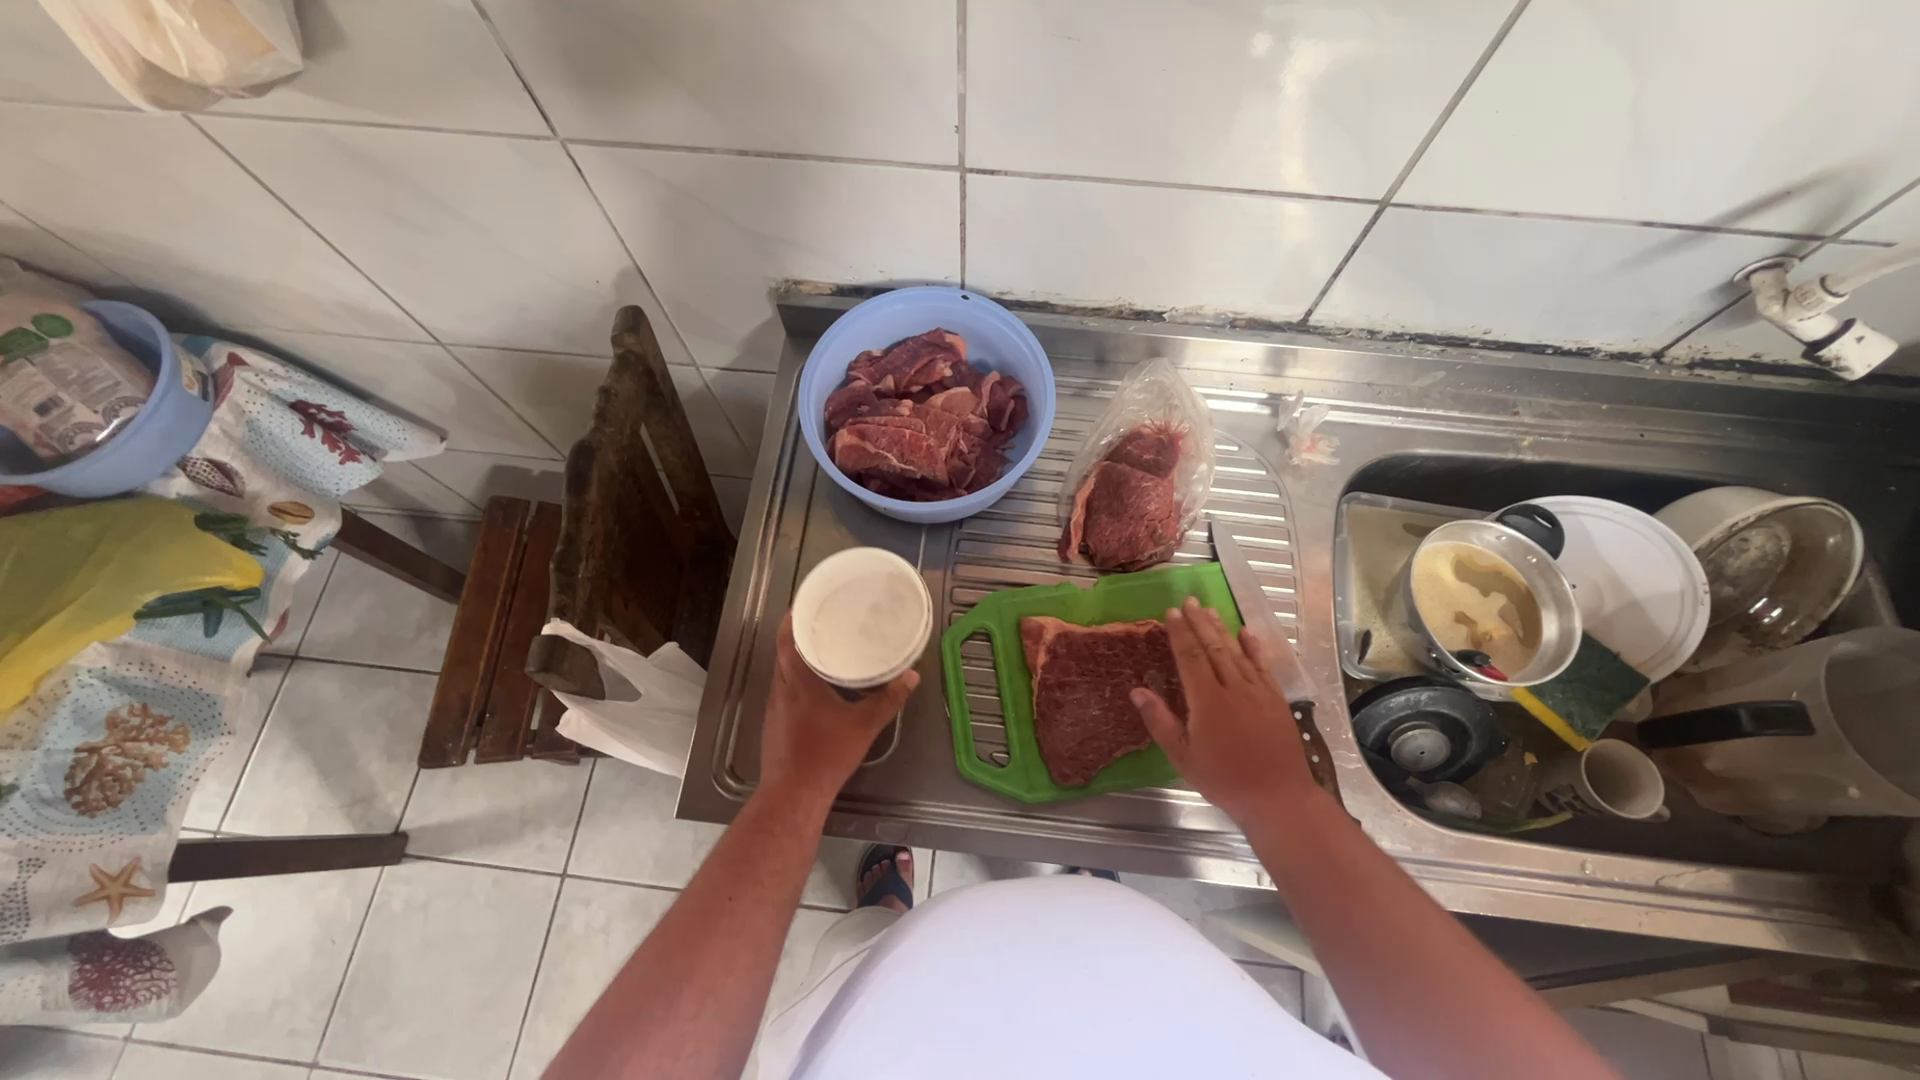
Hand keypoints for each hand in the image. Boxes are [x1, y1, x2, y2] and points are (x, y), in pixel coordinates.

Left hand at [759, 613, 918, 808]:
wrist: (793, 795)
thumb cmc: (826, 755)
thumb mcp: (863, 726)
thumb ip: (888, 700)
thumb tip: (912, 676)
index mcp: (797, 682)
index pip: (787, 640)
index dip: (793, 619)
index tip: (806, 604)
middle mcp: (780, 690)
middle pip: (784, 654)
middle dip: (801, 637)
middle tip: (825, 624)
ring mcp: (774, 709)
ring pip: (784, 674)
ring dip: (799, 660)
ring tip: (824, 650)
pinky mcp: (774, 725)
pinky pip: (785, 692)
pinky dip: (798, 681)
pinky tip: (817, 689)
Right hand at [1131, 596, 1317, 822]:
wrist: (1278, 796)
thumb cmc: (1224, 780)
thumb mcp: (1182, 756)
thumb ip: (1160, 721)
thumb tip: (1137, 691)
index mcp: (1208, 700)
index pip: (1191, 657)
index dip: (1180, 633)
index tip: (1172, 613)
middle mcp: (1234, 688)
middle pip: (1213, 647)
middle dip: (1199, 623)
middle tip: (1189, 601)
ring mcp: (1258, 692)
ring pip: (1236, 652)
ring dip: (1221, 629)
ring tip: (1209, 610)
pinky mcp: (1276, 699)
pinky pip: (1262, 666)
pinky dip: (1253, 647)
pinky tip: (1246, 633)